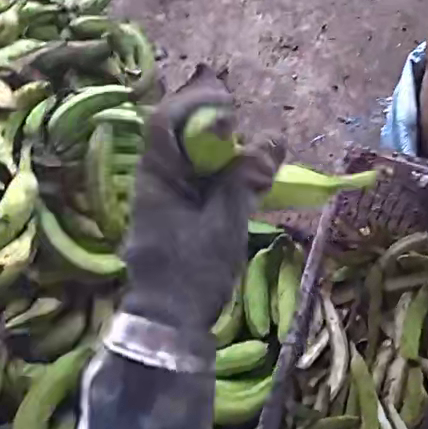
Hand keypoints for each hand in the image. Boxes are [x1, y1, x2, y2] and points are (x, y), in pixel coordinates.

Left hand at [120, 69, 280, 335]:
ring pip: (191, 155)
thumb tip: (273, 139)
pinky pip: (198, 176)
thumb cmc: (193, 272)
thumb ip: (246, 178)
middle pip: (179, 134)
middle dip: (215, 125)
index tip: (233, 111)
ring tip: (255, 156)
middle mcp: (155, 180)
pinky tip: (246, 181)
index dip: (196, 106)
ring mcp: (164, 195)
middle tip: (250, 132)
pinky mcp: (176, 211)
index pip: (165, 122)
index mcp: (156, 178)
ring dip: (222, 149)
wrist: (168, 322)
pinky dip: (222, 171)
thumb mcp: (225, 223)